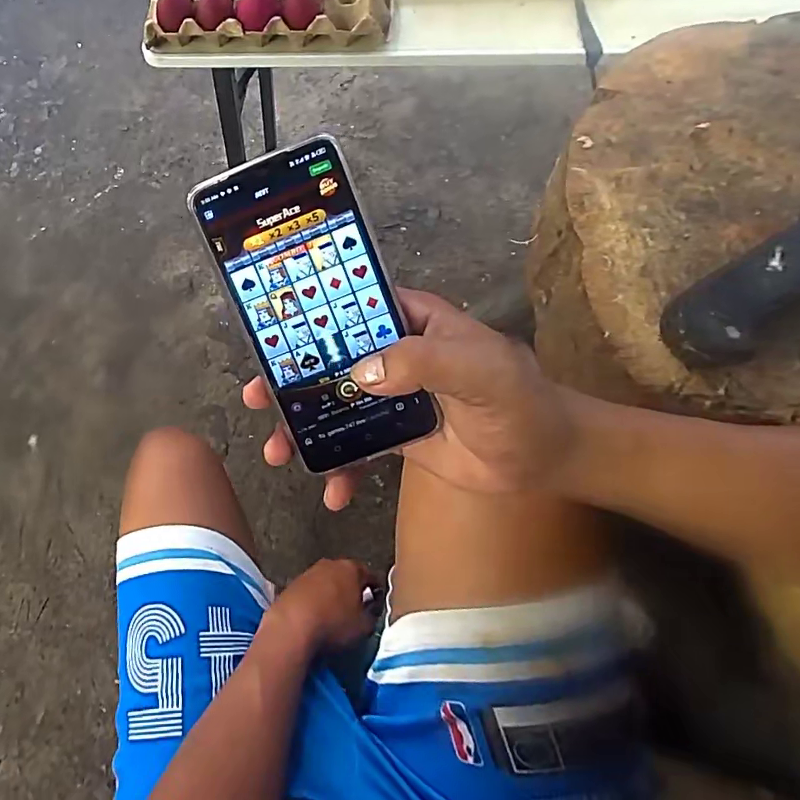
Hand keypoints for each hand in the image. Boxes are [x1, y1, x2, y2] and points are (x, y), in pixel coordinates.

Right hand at [246, 288, 578, 508]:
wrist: (542, 455)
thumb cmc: (517, 398)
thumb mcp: (478, 369)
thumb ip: (424, 361)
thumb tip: (362, 371)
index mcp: (416, 321)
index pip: (357, 305)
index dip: (315, 314)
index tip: (272, 332)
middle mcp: (399, 353)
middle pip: (335, 357)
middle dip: (294, 378)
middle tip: (257, 397)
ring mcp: (396, 396)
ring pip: (339, 404)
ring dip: (305, 427)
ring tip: (277, 453)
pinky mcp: (398, 437)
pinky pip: (359, 448)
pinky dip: (341, 469)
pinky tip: (334, 493)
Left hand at [262, 559, 379, 653]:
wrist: (290, 629)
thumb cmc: (333, 625)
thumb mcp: (363, 627)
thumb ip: (372, 616)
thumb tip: (370, 613)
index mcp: (352, 569)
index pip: (370, 576)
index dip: (376, 590)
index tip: (377, 603)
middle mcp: (330, 564)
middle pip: (346, 576)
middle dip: (351, 590)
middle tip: (355, 610)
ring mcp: (308, 573)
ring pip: (325, 583)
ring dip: (330, 596)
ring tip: (332, 617)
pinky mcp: (290, 586)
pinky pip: (308, 594)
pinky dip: (313, 603)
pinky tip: (313, 620)